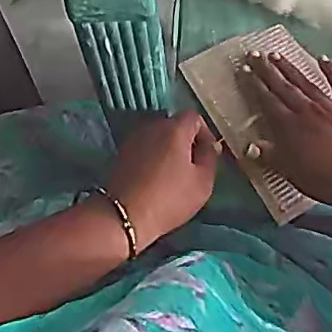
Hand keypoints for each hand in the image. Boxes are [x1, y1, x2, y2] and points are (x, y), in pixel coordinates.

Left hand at [105, 113, 220, 248]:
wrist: (125, 214)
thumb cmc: (169, 197)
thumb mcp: (202, 182)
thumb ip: (210, 157)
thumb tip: (208, 146)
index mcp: (174, 128)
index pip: (194, 117)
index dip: (205, 133)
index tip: (208, 154)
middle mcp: (152, 125)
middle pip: (175, 125)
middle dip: (186, 140)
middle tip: (192, 165)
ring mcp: (134, 137)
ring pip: (158, 136)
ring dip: (168, 148)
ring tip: (173, 173)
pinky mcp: (122, 151)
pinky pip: (144, 147)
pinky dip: (153, 155)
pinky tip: (155, 177)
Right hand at [243, 53, 331, 211]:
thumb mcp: (296, 175)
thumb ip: (272, 158)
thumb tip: (248, 145)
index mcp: (292, 127)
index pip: (267, 101)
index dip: (254, 86)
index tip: (243, 71)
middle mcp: (309, 111)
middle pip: (283, 86)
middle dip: (266, 70)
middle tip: (253, 54)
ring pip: (306, 82)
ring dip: (290, 68)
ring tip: (276, 54)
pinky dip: (331, 71)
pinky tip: (323, 59)